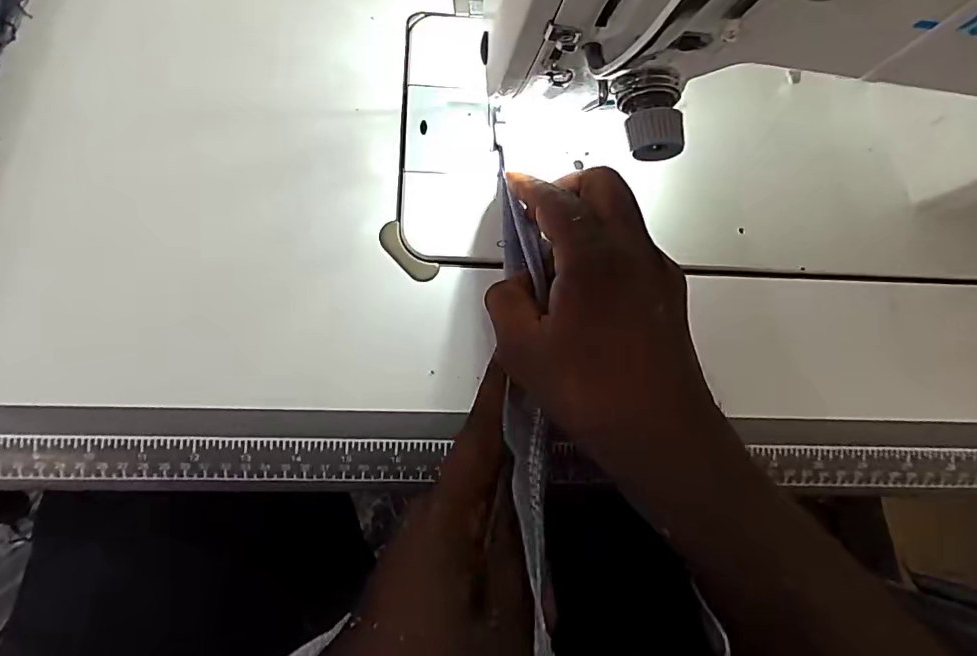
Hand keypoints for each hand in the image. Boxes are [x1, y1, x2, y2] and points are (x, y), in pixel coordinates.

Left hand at [327, 364, 530, 655]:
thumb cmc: (441, 653)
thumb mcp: (501, 613)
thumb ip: (515, 546)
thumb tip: (525, 489)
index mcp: (446, 510)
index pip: (479, 436)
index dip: (498, 393)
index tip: (511, 351)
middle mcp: (429, 509)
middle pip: (485, 474)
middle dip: (523, 473)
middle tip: (557, 470)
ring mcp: (421, 533)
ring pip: (479, 511)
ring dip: (513, 527)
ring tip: (543, 585)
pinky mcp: (419, 556)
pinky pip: (464, 537)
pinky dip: (494, 551)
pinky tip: (516, 588)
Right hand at [485, 168, 723, 466]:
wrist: (666, 440)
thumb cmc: (595, 395)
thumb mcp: (522, 350)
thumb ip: (505, 301)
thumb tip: (516, 285)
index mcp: (594, 259)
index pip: (558, 200)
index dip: (530, 186)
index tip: (515, 184)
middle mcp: (632, 254)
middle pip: (604, 185)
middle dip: (566, 186)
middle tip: (538, 212)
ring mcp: (656, 271)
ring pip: (622, 212)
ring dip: (586, 215)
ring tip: (553, 255)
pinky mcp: (667, 292)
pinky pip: (631, 244)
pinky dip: (603, 241)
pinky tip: (580, 284)